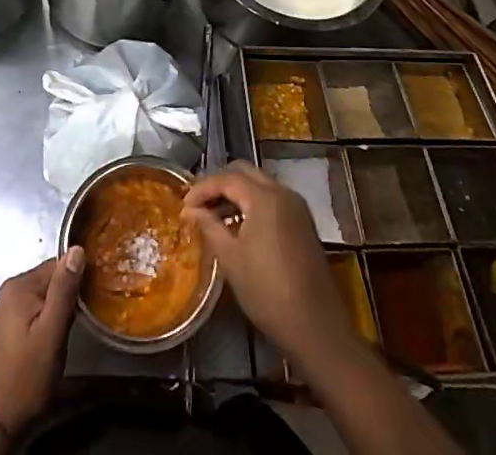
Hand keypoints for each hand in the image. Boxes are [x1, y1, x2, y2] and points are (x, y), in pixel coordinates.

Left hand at [0, 248, 82, 436]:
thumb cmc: (27, 375)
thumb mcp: (51, 331)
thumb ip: (64, 288)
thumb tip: (77, 249)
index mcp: (20, 286)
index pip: (60, 264)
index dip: (79, 278)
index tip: (91, 297)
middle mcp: (13, 290)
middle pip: (55, 276)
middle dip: (72, 292)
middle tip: (82, 315)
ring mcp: (11, 307)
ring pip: (51, 292)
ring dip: (65, 304)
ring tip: (73, 325)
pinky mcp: (14, 322)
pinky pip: (43, 305)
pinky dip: (55, 314)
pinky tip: (61, 331)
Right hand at [182, 162, 350, 361]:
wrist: (313, 321)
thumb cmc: (266, 290)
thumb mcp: (231, 258)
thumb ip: (209, 226)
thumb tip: (190, 210)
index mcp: (265, 197)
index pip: (228, 178)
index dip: (202, 188)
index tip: (182, 206)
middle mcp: (284, 192)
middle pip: (246, 173)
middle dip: (220, 184)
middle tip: (197, 205)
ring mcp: (297, 206)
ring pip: (261, 185)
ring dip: (236, 194)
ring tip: (212, 217)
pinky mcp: (302, 221)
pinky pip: (273, 200)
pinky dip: (252, 204)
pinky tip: (237, 226)